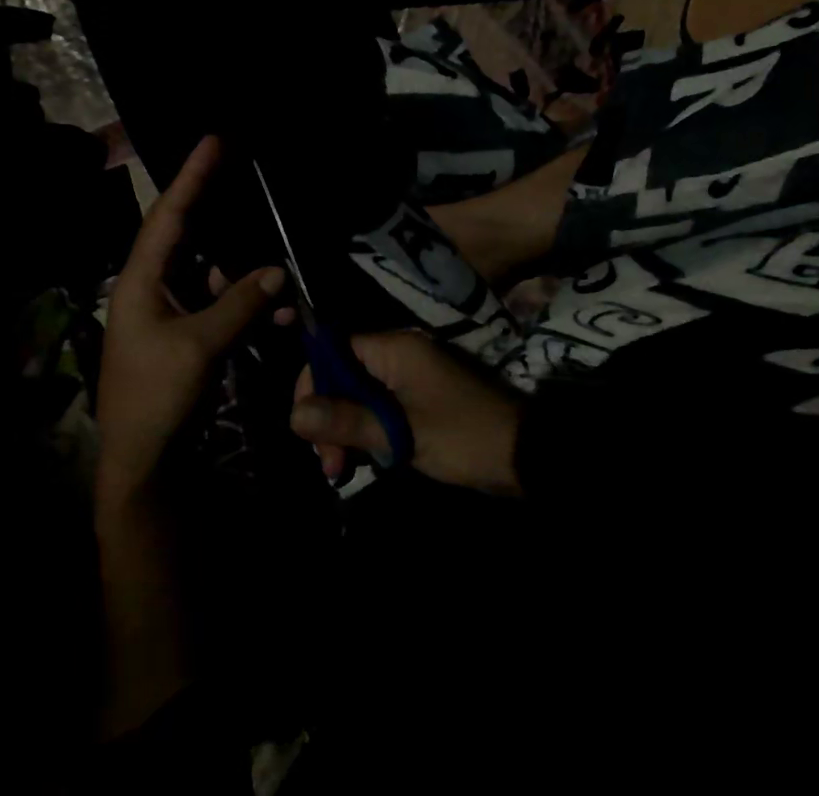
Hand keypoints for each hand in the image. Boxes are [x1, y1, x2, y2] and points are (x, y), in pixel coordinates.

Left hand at [97, 136, 285, 497]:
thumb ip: (240, 304)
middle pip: (194, 236)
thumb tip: (279, 269)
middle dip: (224, 211)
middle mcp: (158, 285)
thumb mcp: (200, 345)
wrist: (146, 455)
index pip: (169, 215)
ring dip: (250, 271)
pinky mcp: (195, 332)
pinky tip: (282, 309)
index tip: (216, 140)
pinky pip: (227, 304)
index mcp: (143, 279)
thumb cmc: (157, 394)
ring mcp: (177, 309)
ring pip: (218, 273)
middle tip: (254, 180)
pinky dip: (252, 302)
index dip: (193, 176)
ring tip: (286, 268)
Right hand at [290, 331, 524, 495]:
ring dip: (345, 431)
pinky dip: (367, 434)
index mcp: (396, 349)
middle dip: (328, 417)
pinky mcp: (419, 403)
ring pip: (359, 397)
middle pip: (343, 376)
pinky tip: (361, 463)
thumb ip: (347, 420)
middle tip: (329, 464)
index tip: (307, 426)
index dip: (312, 382)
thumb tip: (294, 414)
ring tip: (342, 470)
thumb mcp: (402, 432)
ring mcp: (411, 380)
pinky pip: (380, 411)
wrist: (523, 453)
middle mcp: (400, 356)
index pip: (333, 348)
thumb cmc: (462, 436)